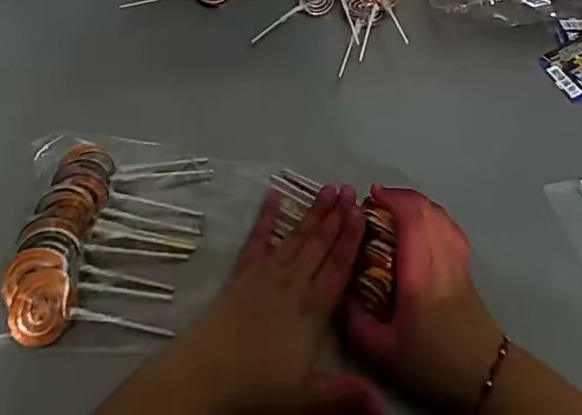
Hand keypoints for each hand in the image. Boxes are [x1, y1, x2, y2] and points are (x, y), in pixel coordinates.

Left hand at [97, 184, 379, 414]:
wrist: (198, 380)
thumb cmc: (253, 389)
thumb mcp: (302, 399)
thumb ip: (342, 395)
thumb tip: (382, 404)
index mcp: (311, 311)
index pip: (338, 268)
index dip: (351, 239)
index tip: (362, 211)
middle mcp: (292, 285)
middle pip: (319, 246)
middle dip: (336, 217)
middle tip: (349, 188)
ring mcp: (264, 277)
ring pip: (296, 239)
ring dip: (313, 213)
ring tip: (328, 188)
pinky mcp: (240, 277)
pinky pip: (257, 241)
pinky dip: (266, 217)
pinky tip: (273, 194)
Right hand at [339, 186, 506, 411]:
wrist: (482, 371)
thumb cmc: (432, 361)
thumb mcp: (384, 352)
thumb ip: (357, 324)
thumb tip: (340, 297)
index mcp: (420, 273)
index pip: (412, 219)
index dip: (393, 198)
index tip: (372, 194)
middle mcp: (442, 256)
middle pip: (427, 209)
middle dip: (401, 196)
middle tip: (377, 200)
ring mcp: (458, 257)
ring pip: (441, 214)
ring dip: (417, 202)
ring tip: (396, 207)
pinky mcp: (466, 264)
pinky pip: (449, 225)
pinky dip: (433, 213)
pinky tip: (423, 222)